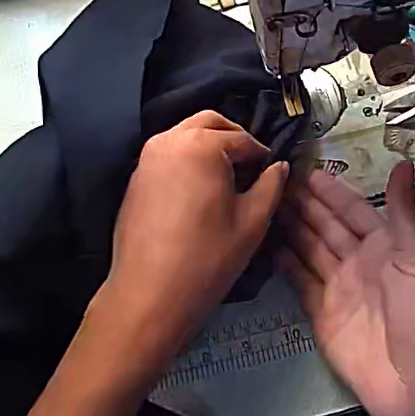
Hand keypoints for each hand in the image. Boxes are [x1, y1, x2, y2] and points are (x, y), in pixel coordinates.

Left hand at [94, 110, 290, 372]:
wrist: (148, 294)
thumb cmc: (207, 258)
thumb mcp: (252, 222)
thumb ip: (271, 185)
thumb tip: (279, 166)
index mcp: (201, 145)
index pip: (242, 139)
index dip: (262, 155)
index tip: (271, 172)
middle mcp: (169, 140)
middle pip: (209, 122)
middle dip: (233, 137)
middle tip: (251, 165)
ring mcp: (147, 157)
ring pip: (185, 134)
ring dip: (208, 145)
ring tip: (227, 177)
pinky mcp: (135, 177)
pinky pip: (168, 153)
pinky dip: (187, 158)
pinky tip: (199, 190)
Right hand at [279, 162, 414, 415]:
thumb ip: (405, 211)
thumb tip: (404, 164)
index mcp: (387, 245)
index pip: (352, 209)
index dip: (330, 191)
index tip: (305, 170)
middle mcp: (360, 261)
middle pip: (325, 225)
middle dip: (302, 204)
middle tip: (274, 180)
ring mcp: (338, 287)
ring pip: (308, 248)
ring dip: (288, 227)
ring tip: (263, 203)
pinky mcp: (321, 314)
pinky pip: (298, 281)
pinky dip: (282, 262)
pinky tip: (265, 243)